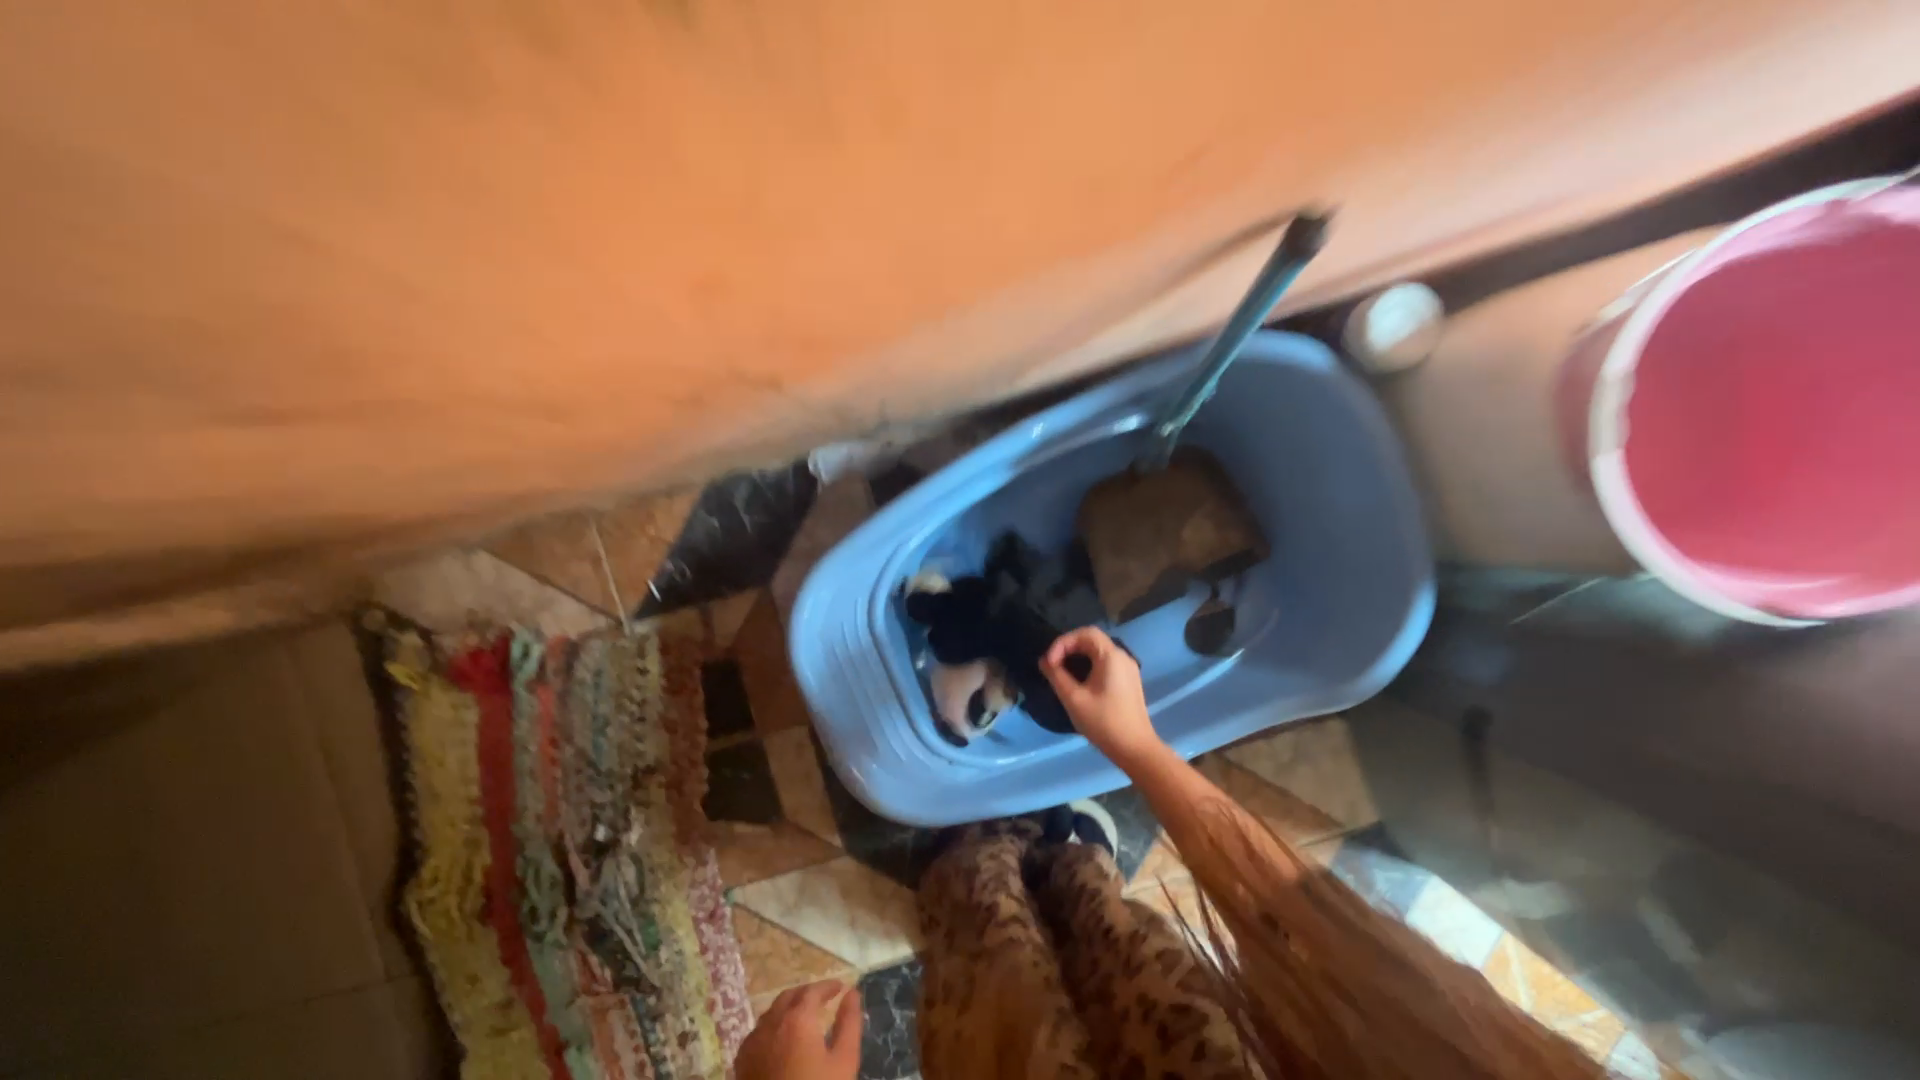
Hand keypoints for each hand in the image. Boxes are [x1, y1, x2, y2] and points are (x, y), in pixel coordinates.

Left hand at [735, 980, 862, 1079]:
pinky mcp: (742, 1062)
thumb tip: (852, 994)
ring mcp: (753, 1042)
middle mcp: (771, 1023)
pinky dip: (773, 1026)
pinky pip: (758, 1032)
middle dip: (807, 993)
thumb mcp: (844, 1061)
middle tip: (823, 999)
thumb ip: (850, 1023)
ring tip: (804, 1017)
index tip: (840, 987)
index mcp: (798, 1019)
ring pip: (771, 1012)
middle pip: (789, 996)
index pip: (813, 991)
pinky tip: (781, 1040)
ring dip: (789, 1008)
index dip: (828, 986)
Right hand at [1041, 627, 1163, 768]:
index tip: (1049, 662)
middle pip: (1092, 640)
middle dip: (1069, 648)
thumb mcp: (1073, 699)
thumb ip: (1056, 676)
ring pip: (1099, 652)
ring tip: (1062, 673)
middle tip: (1053, 666)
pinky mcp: (1129, 681)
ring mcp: (1128, 669)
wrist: (1134, 748)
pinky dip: (1089, 666)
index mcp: (1111, 656)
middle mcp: (1123, 657)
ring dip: (1078, 657)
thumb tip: (1044, 660)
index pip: (1085, 633)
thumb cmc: (1103, 722)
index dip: (1063, 642)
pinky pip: (1106, 664)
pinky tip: (1079, 683)